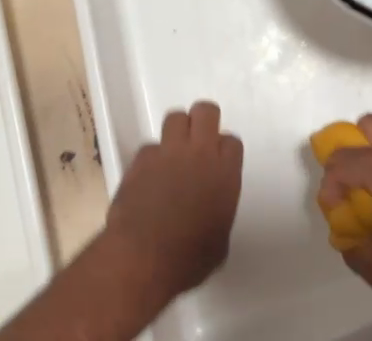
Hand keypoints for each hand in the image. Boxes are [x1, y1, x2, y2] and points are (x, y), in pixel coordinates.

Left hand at [104, 101, 244, 303]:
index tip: (218, 164)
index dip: (224, 150)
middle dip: (202, 121)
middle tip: (197, 144)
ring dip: (176, 133)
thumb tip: (210, 211)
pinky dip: (151, 159)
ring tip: (172, 156)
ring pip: (175, 118)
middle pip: (205, 111)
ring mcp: (167, 153)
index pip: (231, 141)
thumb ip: (220, 210)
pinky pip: (149, 148)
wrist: (142, 259)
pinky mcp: (139, 161)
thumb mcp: (220, 239)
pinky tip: (148, 179)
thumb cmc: (188, 259)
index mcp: (225, 172)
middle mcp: (199, 153)